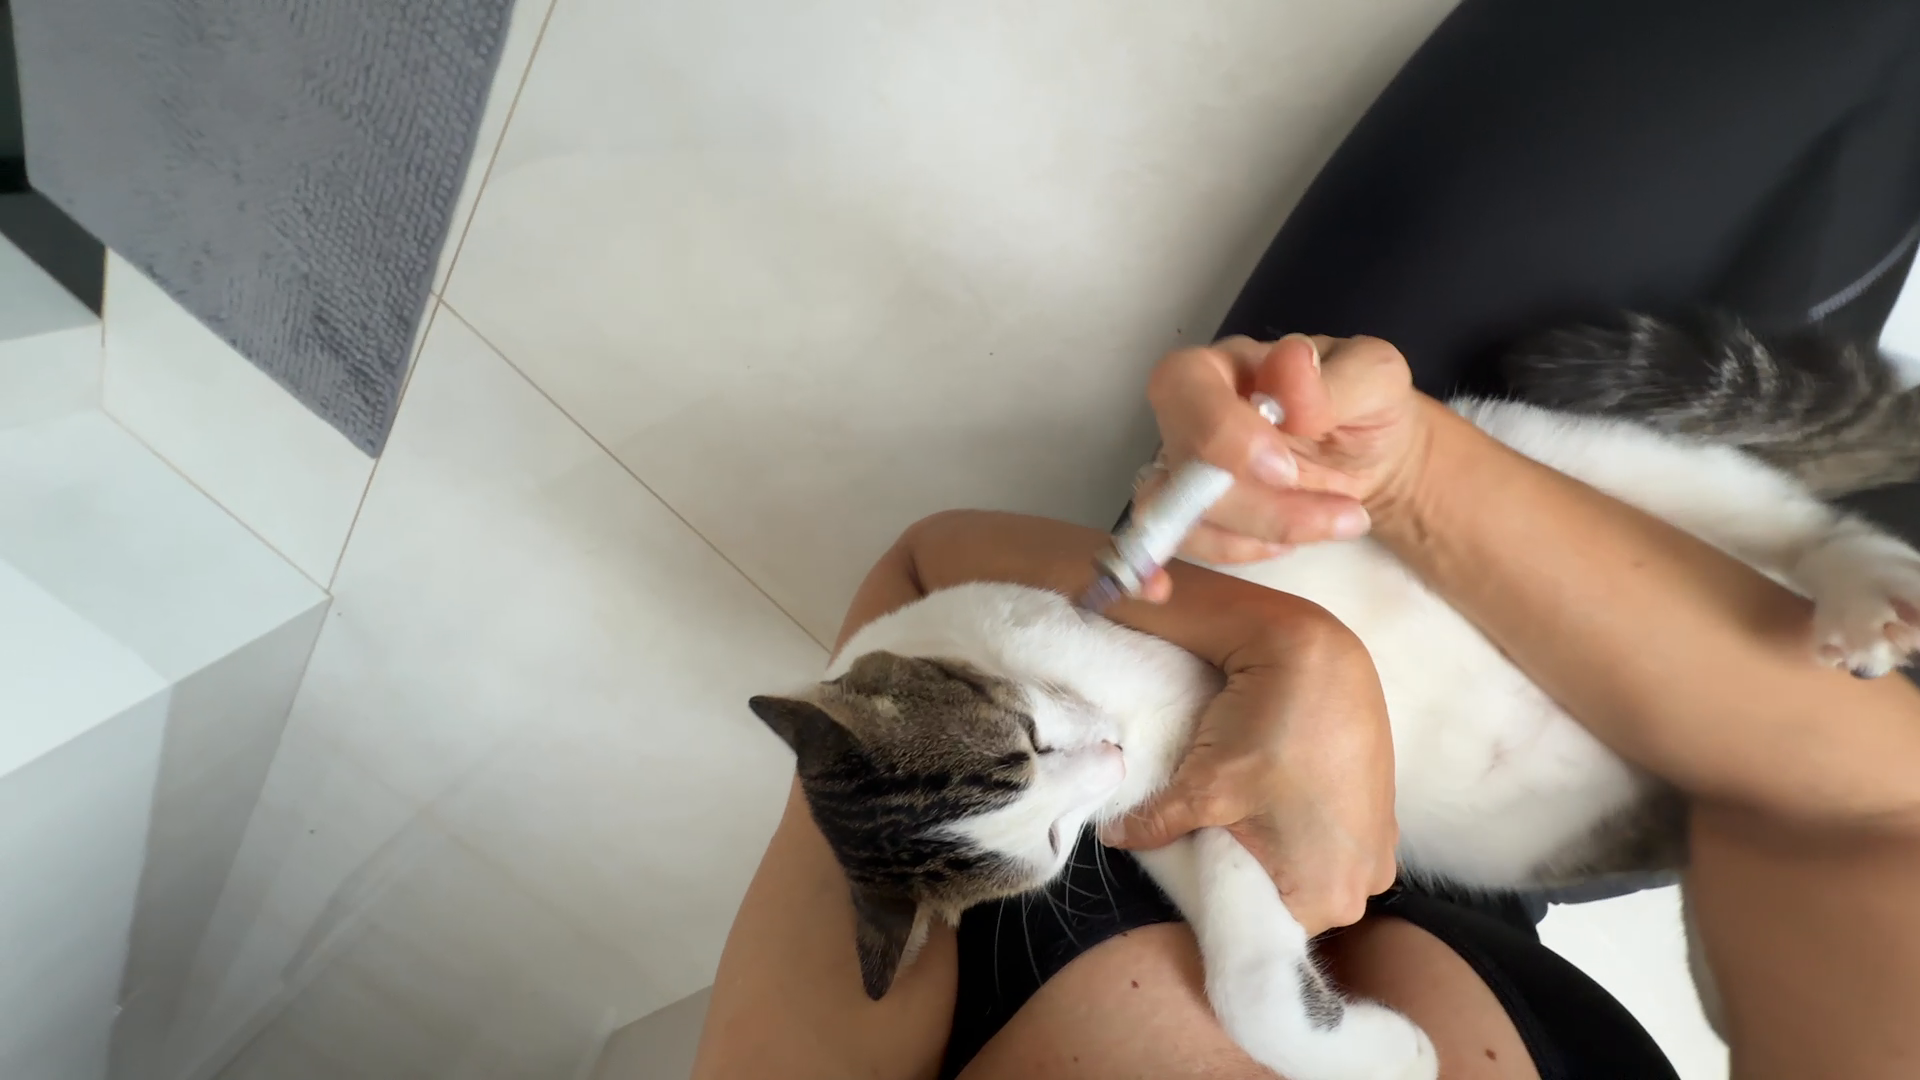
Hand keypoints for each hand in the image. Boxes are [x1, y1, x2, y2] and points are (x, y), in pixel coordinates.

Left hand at [1099, 614, 1399, 936]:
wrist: (1320, 655)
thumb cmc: (1270, 728)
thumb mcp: (1204, 785)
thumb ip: (1157, 825)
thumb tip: (1117, 838)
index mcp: (1327, 895)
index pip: (1254, 925)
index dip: (1210, 898)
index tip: (1179, 871)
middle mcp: (1363, 883)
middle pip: (1276, 895)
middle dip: (1231, 869)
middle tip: (1193, 835)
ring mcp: (1373, 845)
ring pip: (1295, 863)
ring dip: (1257, 842)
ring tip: (1224, 806)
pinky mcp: (1371, 810)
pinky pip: (1316, 834)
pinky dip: (1283, 821)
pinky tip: (1258, 789)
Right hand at [1138, 334, 1427, 563]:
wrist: (1371, 459)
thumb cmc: (1364, 406)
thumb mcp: (1373, 378)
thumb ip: (1334, 378)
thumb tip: (1290, 364)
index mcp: (1220, 369)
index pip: (1181, 384)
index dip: (1219, 431)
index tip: (1283, 468)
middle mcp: (1188, 419)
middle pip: (1179, 463)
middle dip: (1252, 503)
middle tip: (1335, 512)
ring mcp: (1184, 473)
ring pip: (1181, 513)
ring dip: (1257, 533)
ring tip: (1335, 523)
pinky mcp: (1194, 518)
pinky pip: (1188, 543)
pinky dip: (1230, 552)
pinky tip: (1276, 549)